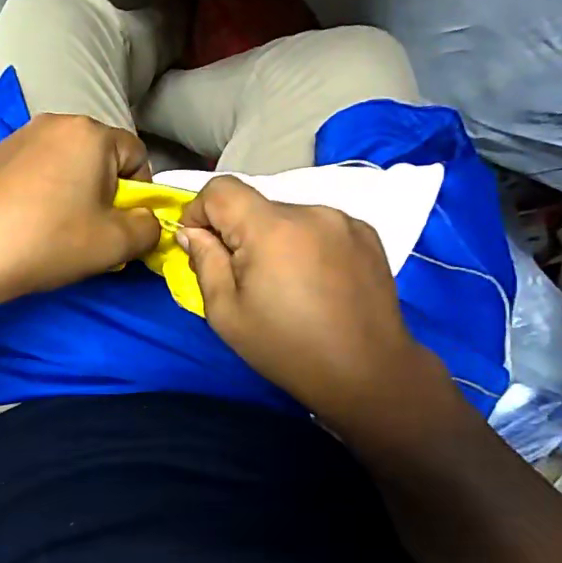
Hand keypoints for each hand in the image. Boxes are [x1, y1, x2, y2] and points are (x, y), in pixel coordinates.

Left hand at [0, 113, 161, 309]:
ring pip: (67, 164)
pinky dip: (44, 193)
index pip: (137, 156)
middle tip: (91, 233)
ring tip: (57, 231)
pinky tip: (29, 223)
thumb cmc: (49, 242)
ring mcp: (19, 136)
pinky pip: (37, 170)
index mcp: (90, 132)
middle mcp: (55, 122)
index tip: (122, 227)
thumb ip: (149, 228)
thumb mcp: (116, 244)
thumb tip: (146, 220)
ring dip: (74, 193)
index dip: (139, 194)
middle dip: (105, 192)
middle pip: (100, 157)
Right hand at [176, 176, 450, 430]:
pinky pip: (317, 227)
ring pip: (286, 217)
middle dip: (238, 233)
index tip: (202, 247)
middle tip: (243, 278)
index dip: (200, 212)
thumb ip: (205, 262)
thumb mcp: (225, 312)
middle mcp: (310, 211)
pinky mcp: (366, 234)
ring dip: (273, 240)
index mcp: (271, 228)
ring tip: (284, 283)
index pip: (220, 189)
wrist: (367, 373)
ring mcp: (343, 220)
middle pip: (254, 205)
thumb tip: (194, 233)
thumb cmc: (286, 347)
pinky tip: (314, 282)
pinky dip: (304, 245)